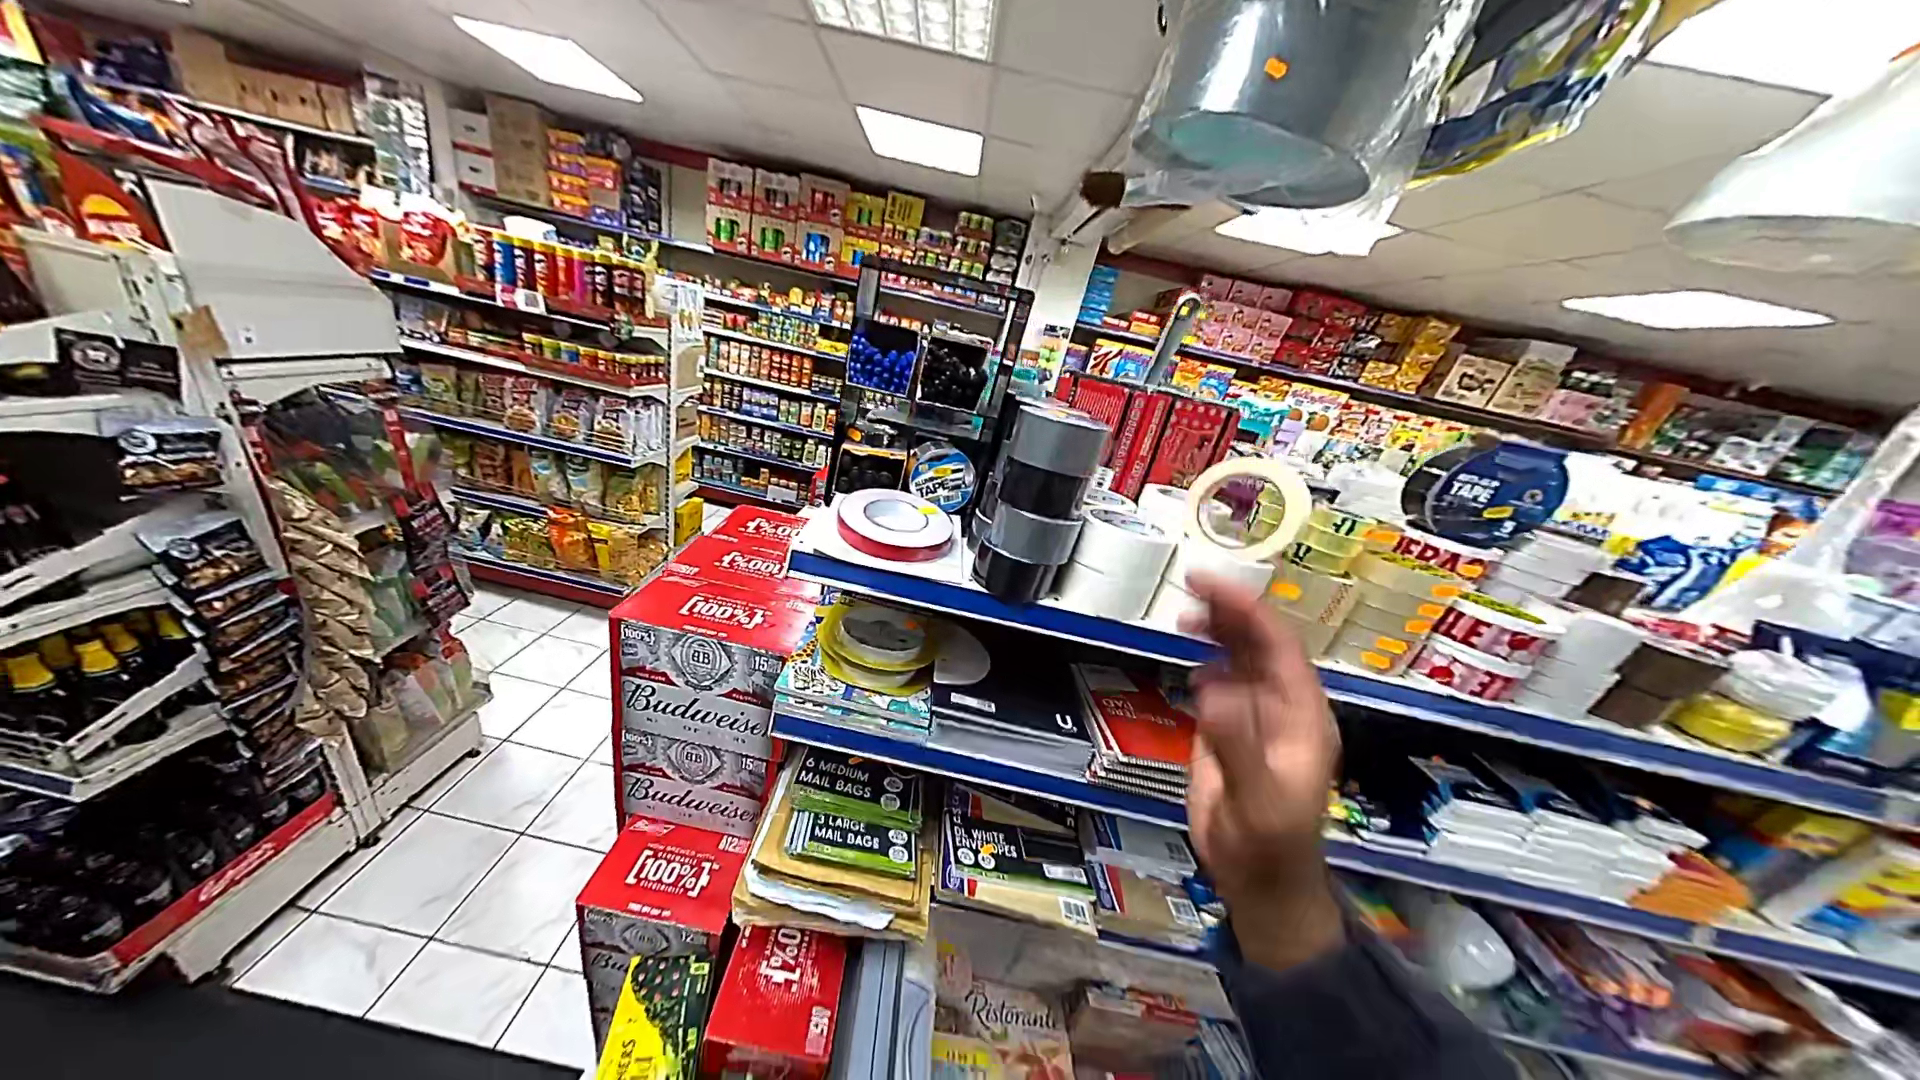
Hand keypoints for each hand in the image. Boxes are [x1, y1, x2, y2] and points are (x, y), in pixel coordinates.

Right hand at [1179, 570, 1345, 971]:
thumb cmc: (1268, 844)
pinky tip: (1190, 656)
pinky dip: (1206, 661)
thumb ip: (1237, 745)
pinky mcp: (1232, 727)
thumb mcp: (1258, 800)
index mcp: (1301, 714)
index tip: (1211, 584)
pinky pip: (1222, 681)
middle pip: (1260, 643)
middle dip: (1230, 610)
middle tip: (1191, 583)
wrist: (1259, 877)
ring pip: (1241, 657)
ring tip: (1185, 612)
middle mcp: (1282, 705)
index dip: (1248, 609)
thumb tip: (1212, 688)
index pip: (1278, 646)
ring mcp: (1257, 715)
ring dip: (1217, 631)